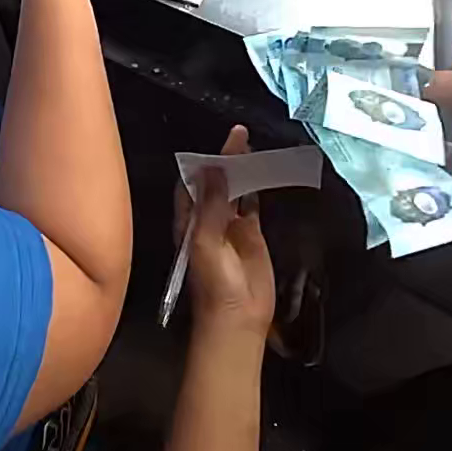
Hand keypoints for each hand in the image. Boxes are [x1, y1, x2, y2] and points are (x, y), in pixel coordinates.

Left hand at [175, 126, 275, 334]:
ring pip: (235, 190)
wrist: (237, 316)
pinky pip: (252, 204)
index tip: (217, 141)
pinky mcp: (251, 233)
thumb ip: (211, 204)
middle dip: (224, 159)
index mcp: (189, 220)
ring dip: (241, 170)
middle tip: (240, 134)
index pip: (192, 183)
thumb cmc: (214, 282)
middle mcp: (207, 218)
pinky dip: (256, 188)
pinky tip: (262, 170)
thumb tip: (214, 167)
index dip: (202, 162)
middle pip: (215, 182)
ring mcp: (229, 225)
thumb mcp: (206, 241)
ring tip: (251, 145)